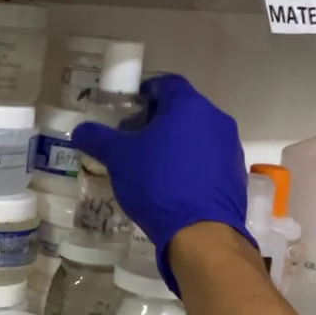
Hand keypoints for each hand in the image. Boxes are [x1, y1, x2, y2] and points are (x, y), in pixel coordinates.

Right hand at [72, 74, 251, 291]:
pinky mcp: (235, 173)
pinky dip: (189, 163)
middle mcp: (214, 118)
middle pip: (181, 109)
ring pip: (196, 134)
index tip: (127, 109)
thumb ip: (97, 138)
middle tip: (132, 139)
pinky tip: (171, 184)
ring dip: (174, 142)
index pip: (166, 83)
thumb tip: (80, 130)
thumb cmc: (156, 182)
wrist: (201, 231)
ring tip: (149, 164)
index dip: (144, 92)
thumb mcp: (117, 158)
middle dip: (156, 120)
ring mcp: (229, 146)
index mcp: (188, 105)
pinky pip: (207, 158)